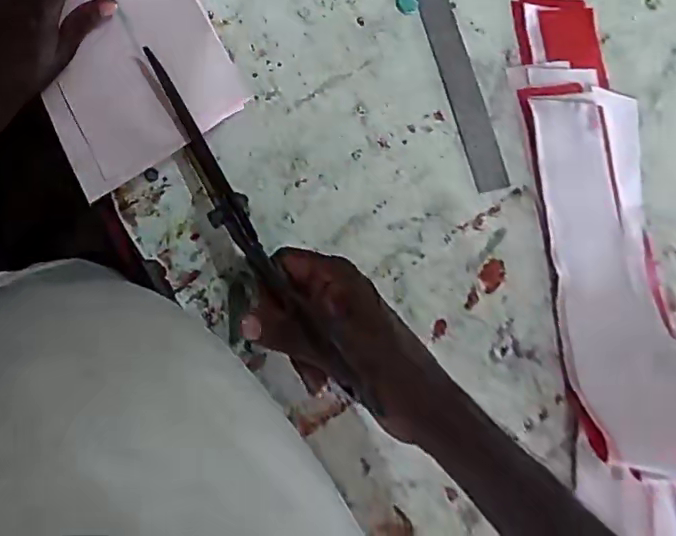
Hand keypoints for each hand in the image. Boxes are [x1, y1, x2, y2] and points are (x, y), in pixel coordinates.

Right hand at [239, 248, 455, 443]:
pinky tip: (320, 379)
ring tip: (312, 375)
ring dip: (295, 345)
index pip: (282, 262)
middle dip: (282, 324)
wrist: (432, 413)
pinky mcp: (344, 334)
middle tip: (285, 353)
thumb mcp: (332, 350)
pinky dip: (308, 355)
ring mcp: (340, 310)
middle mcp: (336, 286)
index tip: (263, 320)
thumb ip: (286, 333)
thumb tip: (243, 321)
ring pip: (295, 316)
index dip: (267, 288)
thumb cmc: (388, 371)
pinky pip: (310, 335)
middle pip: (286, 291)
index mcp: (336, 276)